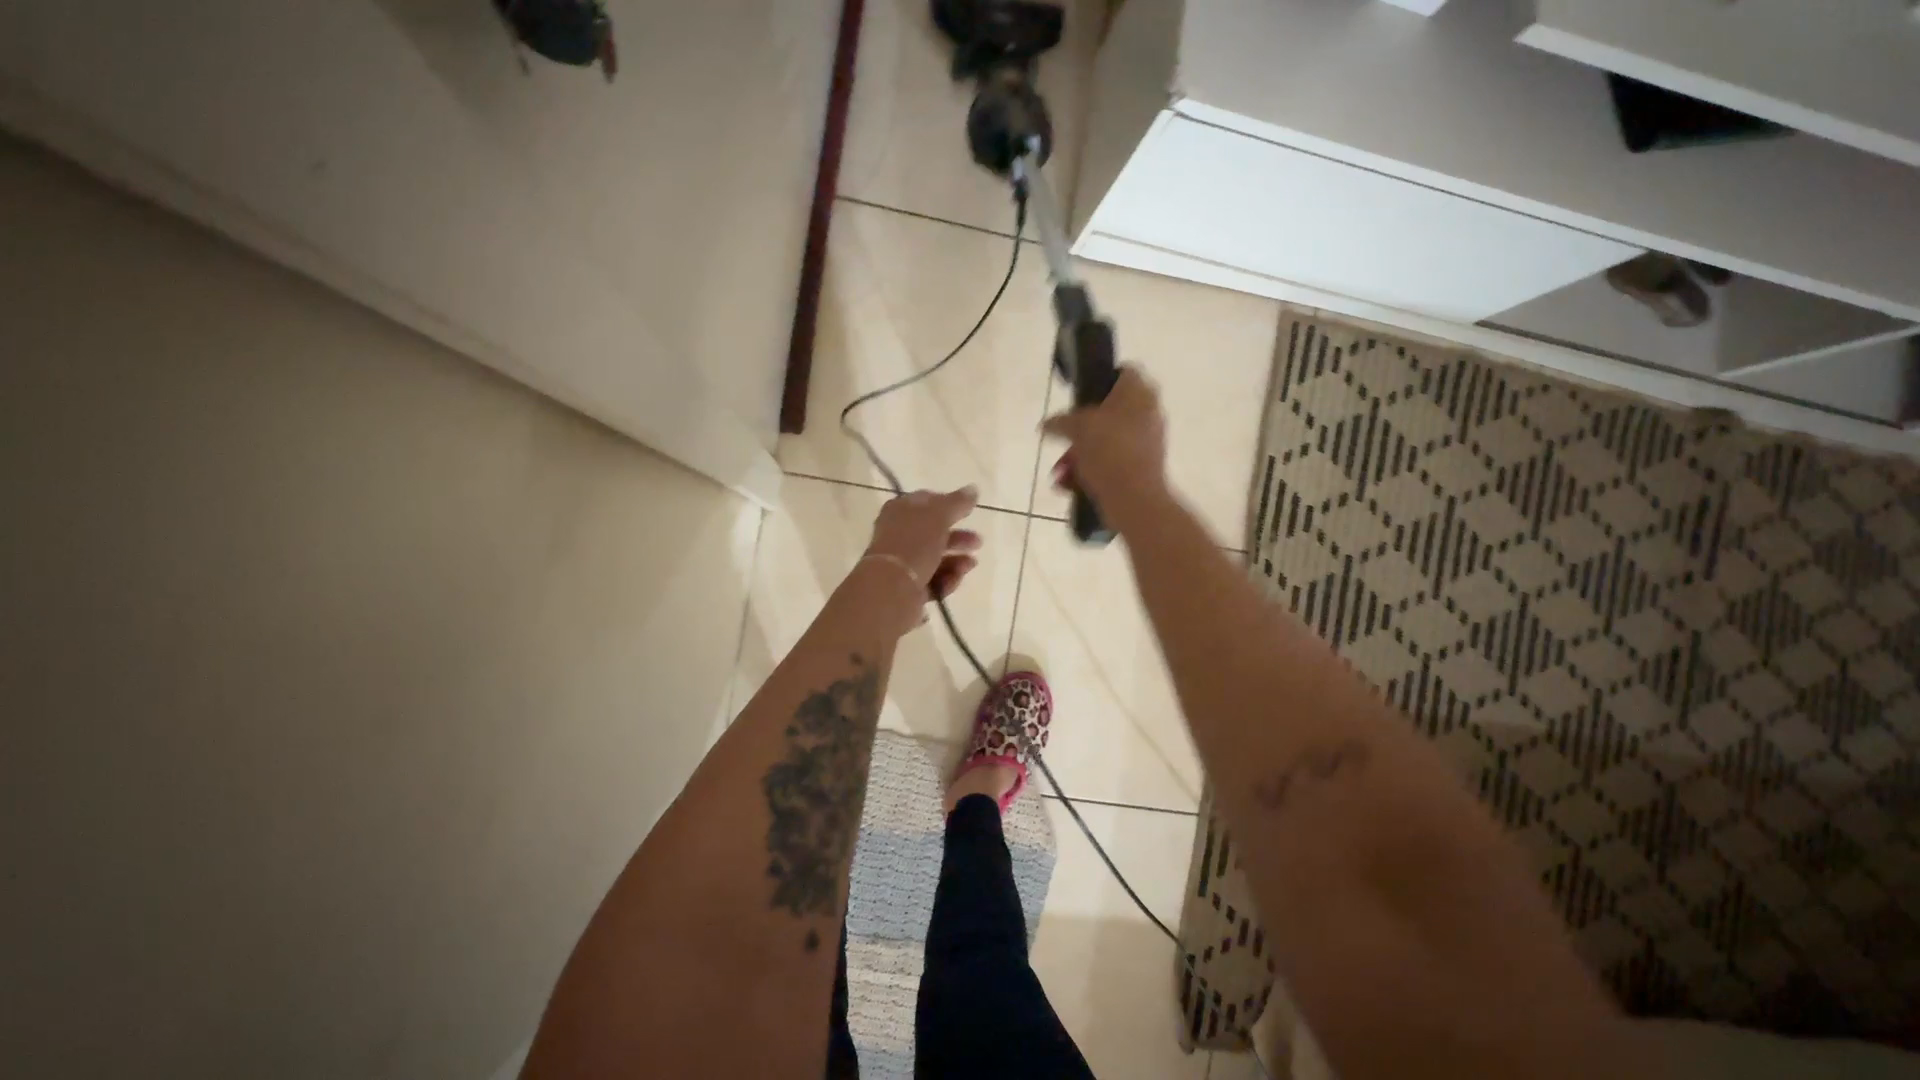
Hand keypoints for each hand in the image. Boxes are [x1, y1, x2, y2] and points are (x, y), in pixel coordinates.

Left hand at [863, 486, 983, 615]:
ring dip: (956, 560)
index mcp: (900, 510)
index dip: (947, 503)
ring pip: (934, 558)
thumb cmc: (914, 543)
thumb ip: (957, 502)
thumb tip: (973, 489)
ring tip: (971, 564)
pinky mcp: (907, 587)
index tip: (968, 510)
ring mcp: (902, 562)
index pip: (925, 501)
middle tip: (978, 542)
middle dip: (958, 537)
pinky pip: (932, 580)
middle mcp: (898, 534)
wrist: (891, 588)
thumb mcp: (939, 516)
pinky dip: (947, 578)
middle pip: (933, 533)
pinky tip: (957, 578)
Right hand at [1041, 367, 1169, 530]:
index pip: (1123, 371)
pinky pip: (1113, 462)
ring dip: (1081, 454)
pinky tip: (1069, 485)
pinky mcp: (1143, 468)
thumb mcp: (1076, 428)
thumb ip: (1059, 422)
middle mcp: (1149, 412)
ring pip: (1107, 440)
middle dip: (1081, 428)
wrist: (1134, 498)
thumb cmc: (1109, 450)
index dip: (1100, 379)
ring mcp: (1148, 442)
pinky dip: (1092, 470)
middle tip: (1063, 439)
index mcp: (1139, 392)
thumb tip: (1046, 424)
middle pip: (1110, 411)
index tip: (1079, 395)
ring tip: (1061, 470)